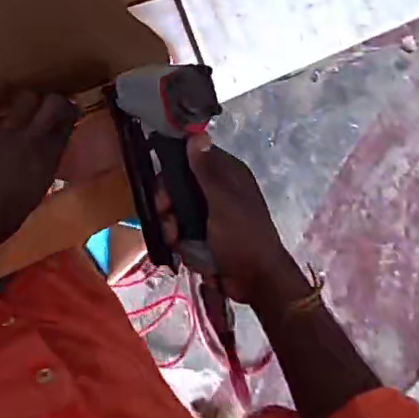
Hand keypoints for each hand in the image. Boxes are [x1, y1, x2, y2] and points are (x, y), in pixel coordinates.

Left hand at [0, 87, 79, 251]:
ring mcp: (3, 131)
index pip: (68, 123)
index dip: (69, 115)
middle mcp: (31, 140)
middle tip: (46, 107)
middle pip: (54, 103)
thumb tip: (46, 150)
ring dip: (27, 97)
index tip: (66, 114)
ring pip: (25, 96)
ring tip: (21, 103)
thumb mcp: (35, 192)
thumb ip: (43, 165)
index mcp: (48, 160)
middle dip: (54, 101)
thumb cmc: (1, 219)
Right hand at [164, 140, 308, 311]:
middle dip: (168, 205)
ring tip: (177, 241)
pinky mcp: (205, 234)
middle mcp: (217, 190)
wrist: (256, 283)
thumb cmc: (243, 238)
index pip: (190, 158)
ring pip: (176, 210)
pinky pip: (181, 230)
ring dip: (172, 226)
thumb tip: (196, 133)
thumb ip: (206, 170)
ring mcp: (210, 213)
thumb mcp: (222, 202)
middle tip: (166, 217)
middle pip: (178, 186)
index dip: (172, 170)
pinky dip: (180, 241)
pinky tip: (184, 250)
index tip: (162, 189)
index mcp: (227, 175)